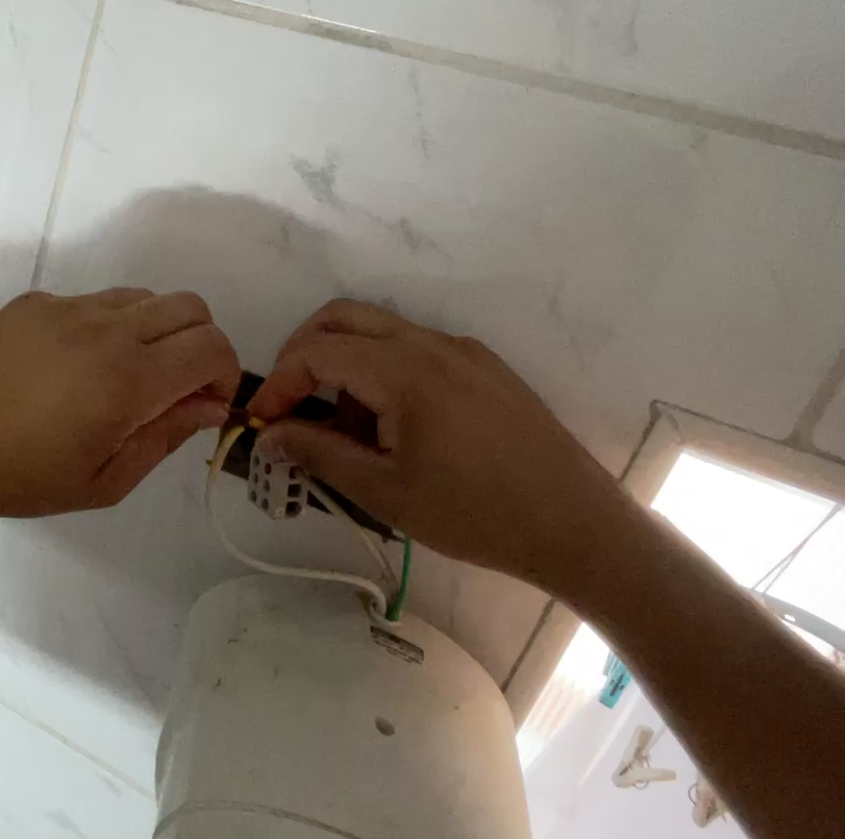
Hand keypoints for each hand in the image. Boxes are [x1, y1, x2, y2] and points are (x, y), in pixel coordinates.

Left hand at [0, 288, 241, 521]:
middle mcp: (105, 329)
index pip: (212, 346)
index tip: (203, 403)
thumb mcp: (107, 481)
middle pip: (190, 306)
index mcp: (128, 379)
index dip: (224, 374)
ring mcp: (67, 308)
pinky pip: (96, 300)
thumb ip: (167, 436)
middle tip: (173, 388)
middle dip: (201, 344)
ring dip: (157, 331)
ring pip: (144, 297)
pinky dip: (109, 325)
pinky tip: (73, 366)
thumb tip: (210, 404)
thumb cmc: (24, 478)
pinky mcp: (35, 302)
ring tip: (122, 376)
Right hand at [246, 299, 628, 588]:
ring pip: (380, 332)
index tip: (263, 422)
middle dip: (303, 352)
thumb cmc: (475, 513)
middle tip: (291, 402)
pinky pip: (415, 350)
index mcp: (403, 369)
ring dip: (345, 365)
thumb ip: (318, 453)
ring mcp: (462, 351)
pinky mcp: (485, 368)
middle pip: (343, 317)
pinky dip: (383, 372)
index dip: (280, 383)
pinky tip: (394, 428)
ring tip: (347, 431)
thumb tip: (269, 434)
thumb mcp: (384, 490)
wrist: (580, 528)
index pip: (316, 352)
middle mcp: (430, 343)